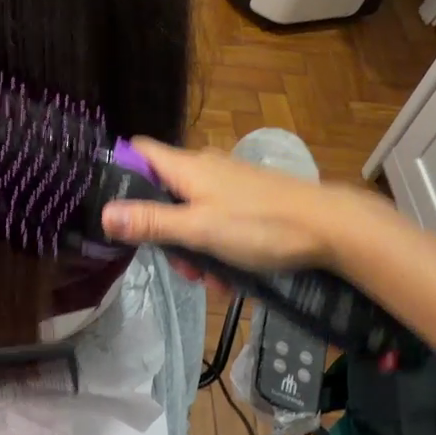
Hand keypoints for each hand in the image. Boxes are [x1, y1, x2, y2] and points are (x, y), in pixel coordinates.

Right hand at [100, 137, 393, 274]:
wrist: (332, 229)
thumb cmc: (259, 224)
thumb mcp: (199, 230)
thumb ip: (152, 223)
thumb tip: (104, 214)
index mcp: (186, 166)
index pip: (140, 150)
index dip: (124, 171)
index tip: (121, 206)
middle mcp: (204, 168)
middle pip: (166, 193)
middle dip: (166, 233)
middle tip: (179, 266)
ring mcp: (230, 185)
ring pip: (195, 215)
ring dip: (196, 249)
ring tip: (213, 283)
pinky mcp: (252, 202)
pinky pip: (221, 222)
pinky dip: (221, 249)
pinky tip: (234, 280)